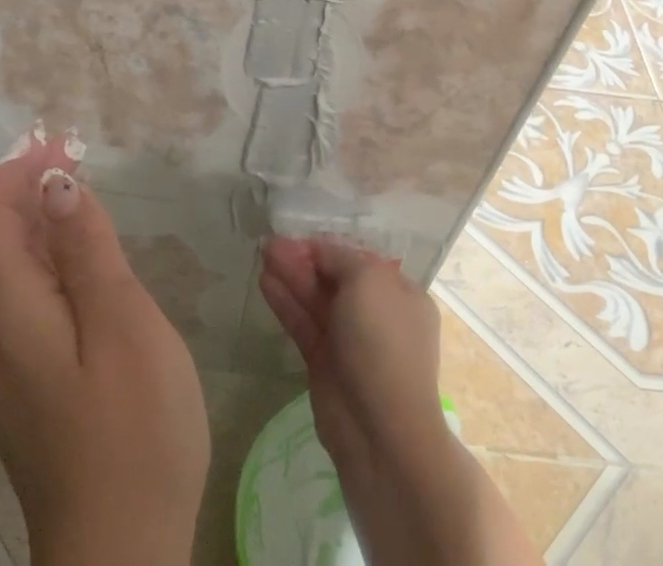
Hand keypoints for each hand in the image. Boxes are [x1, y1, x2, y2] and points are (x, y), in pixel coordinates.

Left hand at [0, 125, 209, 564]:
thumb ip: (87, 248)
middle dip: (25, 190)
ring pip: (5, 273)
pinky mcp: (17, 390)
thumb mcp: (123, 324)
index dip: (17, 167)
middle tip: (75, 154)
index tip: (57, 134)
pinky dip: (43, 268)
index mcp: (4, 308)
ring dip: (36, 227)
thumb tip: (55, 182)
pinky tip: (81, 270)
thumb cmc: (133, 428)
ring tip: (80, 198)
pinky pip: (19, 307)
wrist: (117, 547)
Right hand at [259, 237, 541, 565]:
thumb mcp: (368, 284)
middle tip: (270, 242)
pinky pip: (304, 324)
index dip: (329, 246)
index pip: (361, 261)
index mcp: (400, 294)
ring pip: (316, 301)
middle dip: (304, 259)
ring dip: (291, 277)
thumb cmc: (382, 345)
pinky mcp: (324, 362)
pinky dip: (286, 303)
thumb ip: (341, 259)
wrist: (380, 428)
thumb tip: (321, 250)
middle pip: (336, 279)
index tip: (298, 234)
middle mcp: (377, 315)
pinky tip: (264, 282)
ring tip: (261, 254)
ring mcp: (350, 341)